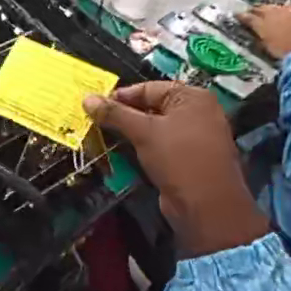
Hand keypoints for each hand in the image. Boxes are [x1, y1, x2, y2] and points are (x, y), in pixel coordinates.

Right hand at [84, 82, 268, 258]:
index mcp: (191, 97)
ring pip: (152, 128)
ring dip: (129, 134)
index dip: (119, 97)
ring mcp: (192, 136)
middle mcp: (195, 112)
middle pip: (150, 107)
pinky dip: (140, 148)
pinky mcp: (185, 158)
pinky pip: (158, 146)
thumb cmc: (178, 157)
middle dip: (122, 116)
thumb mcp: (143, 131)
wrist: (204, 203)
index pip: (148, 88)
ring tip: (103, 139)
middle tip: (94, 124)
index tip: (93, 108)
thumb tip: (86, 98)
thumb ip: (114, 114)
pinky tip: (121, 155)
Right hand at [240, 4, 290, 58]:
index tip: (237, 15)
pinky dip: (289, 11)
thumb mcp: (264, 45)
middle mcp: (276, 14)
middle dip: (257, 10)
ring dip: (272, 9)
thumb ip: (258, 34)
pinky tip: (289, 13)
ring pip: (278, 6)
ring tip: (269, 11)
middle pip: (263, 8)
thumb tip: (253, 28)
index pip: (249, 17)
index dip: (242, 16)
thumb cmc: (281, 52)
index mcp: (262, 23)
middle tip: (252, 12)